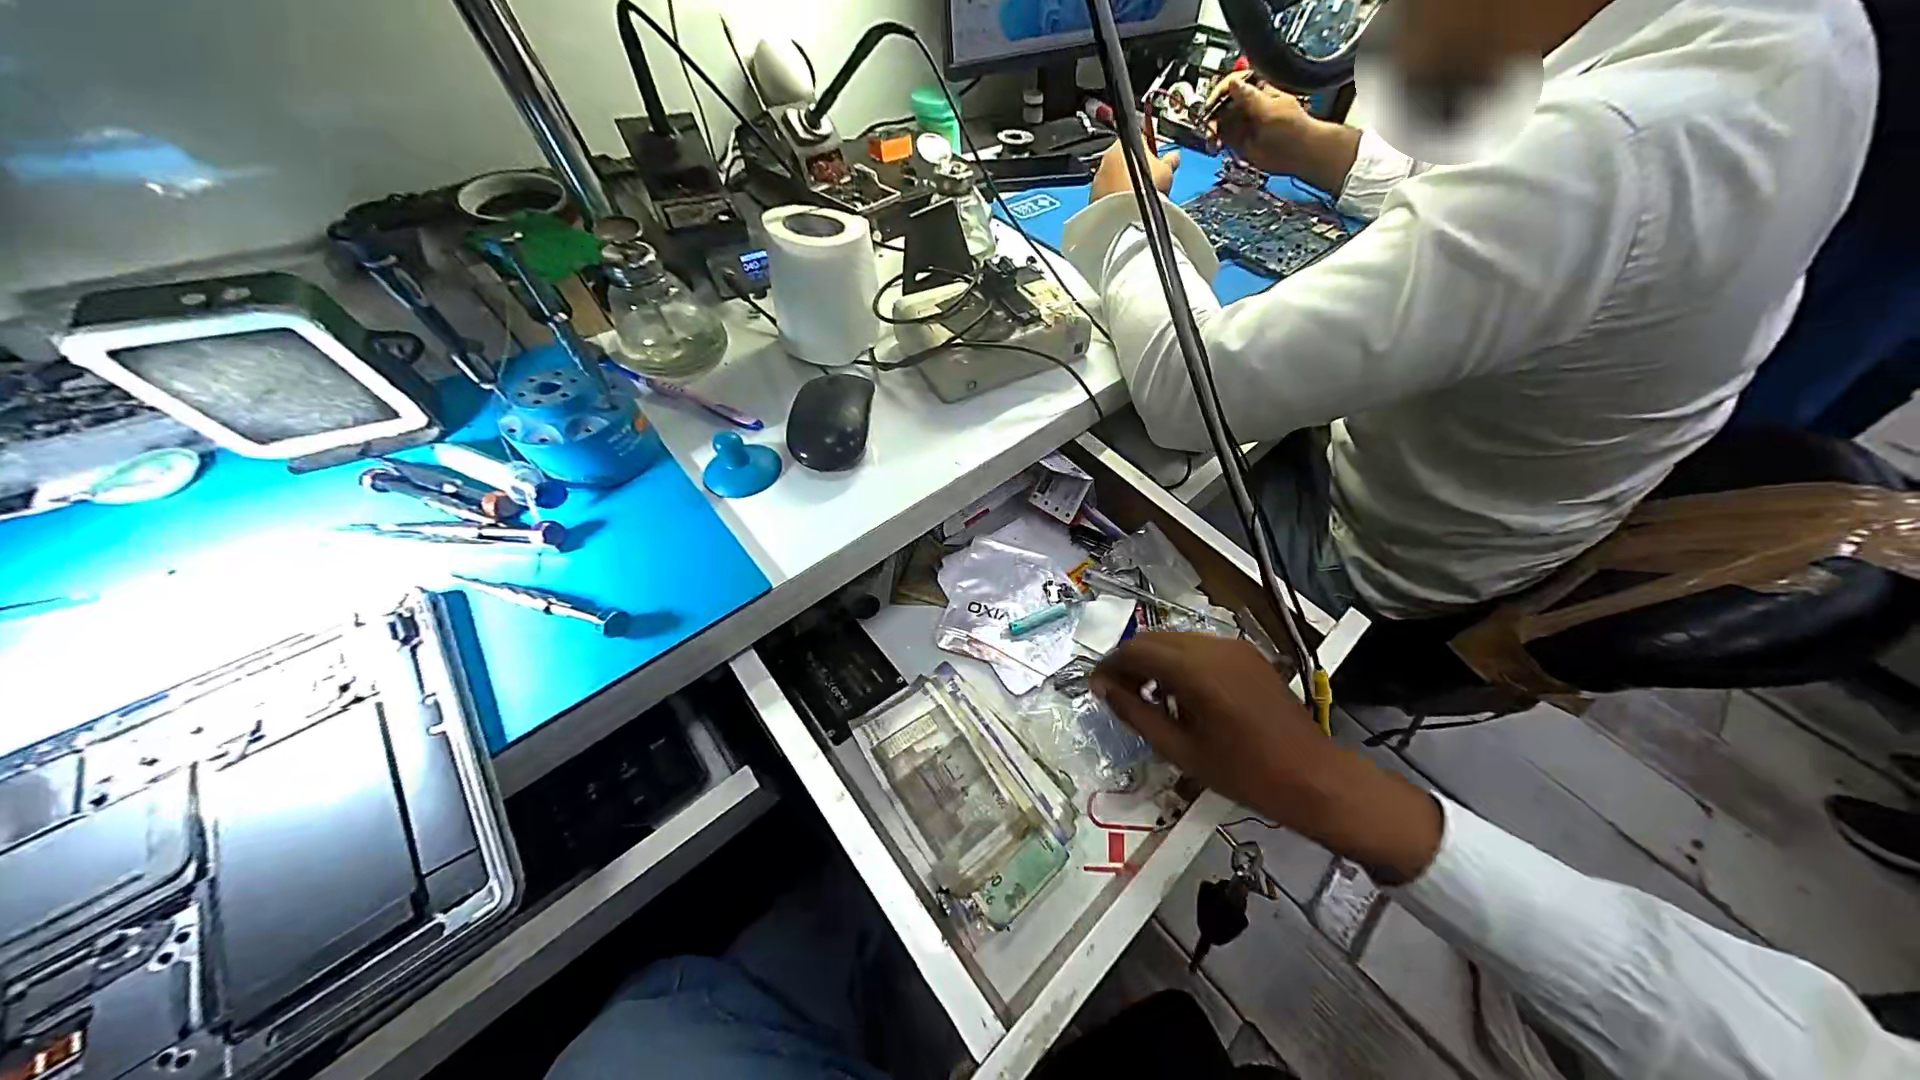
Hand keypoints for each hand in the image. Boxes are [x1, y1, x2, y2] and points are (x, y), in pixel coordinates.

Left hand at [1089, 133, 1180, 202]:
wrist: (1122, 217)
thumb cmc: (1142, 190)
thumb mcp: (1166, 172)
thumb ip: (1169, 161)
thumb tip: (1173, 158)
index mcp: (1125, 142)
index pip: (1140, 138)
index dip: (1150, 149)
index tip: (1157, 159)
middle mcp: (1107, 157)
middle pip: (1125, 158)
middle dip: (1135, 167)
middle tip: (1148, 181)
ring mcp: (1098, 177)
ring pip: (1114, 177)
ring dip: (1123, 183)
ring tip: (1137, 196)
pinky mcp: (1093, 197)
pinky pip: (1106, 193)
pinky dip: (1115, 197)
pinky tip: (1125, 205)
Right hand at [1092, 633, 1443, 882]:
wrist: (1313, 778)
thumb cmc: (1244, 772)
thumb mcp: (1179, 750)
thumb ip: (1136, 713)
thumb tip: (1104, 689)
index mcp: (1195, 670)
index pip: (1135, 651)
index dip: (1109, 667)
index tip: (1097, 689)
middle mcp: (1212, 647)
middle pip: (1153, 639)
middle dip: (1129, 662)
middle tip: (1117, 694)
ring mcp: (1233, 647)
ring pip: (1175, 640)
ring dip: (1153, 661)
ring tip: (1147, 697)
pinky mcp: (1247, 654)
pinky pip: (1198, 647)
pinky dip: (1178, 662)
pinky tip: (1179, 694)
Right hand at [1203, 72, 1360, 194]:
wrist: (1297, 154)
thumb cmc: (1291, 128)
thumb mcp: (1270, 110)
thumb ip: (1250, 97)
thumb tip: (1233, 82)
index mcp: (1258, 89)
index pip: (1233, 82)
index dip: (1220, 91)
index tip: (1212, 105)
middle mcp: (1247, 103)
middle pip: (1221, 102)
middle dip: (1212, 113)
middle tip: (1210, 127)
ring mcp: (1241, 122)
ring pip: (1218, 120)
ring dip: (1211, 129)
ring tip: (1212, 140)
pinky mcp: (1237, 140)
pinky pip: (1220, 137)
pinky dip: (1213, 142)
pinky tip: (1214, 148)